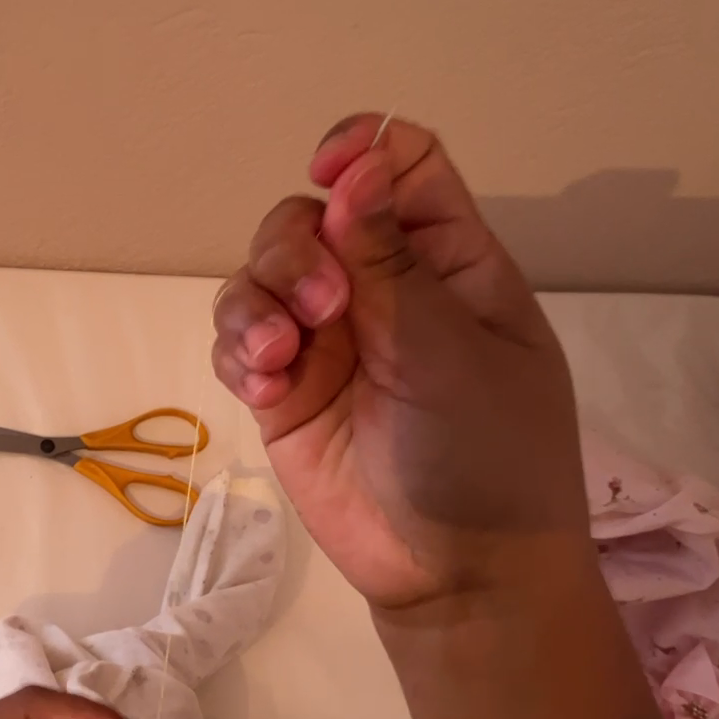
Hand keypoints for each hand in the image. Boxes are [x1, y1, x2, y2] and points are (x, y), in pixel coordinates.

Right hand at [211, 113, 592, 610]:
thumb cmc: (485, 452)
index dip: (359, 153)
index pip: (395, 170)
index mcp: (442, 262)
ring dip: (253, 309)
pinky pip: (234, 346)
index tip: (328, 171)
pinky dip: (236, 358)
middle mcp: (373, 290)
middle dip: (294, 256)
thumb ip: (391, 263)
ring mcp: (318, 342)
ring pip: (255, 282)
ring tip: (276, 363)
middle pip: (302, 221)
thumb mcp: (448, 350)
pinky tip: (262, 391)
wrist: (448, 564)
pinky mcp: (276, 390)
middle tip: (319, 313)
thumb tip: (358, 167)